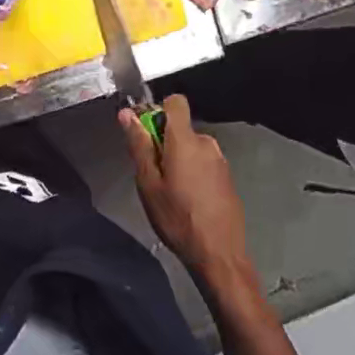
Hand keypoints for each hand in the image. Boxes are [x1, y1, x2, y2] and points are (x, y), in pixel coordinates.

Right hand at [120, 95, 247, 270]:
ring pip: (190, 148)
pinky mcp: (227, 177)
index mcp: (185, 141)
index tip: (145, 133)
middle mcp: (207, 144)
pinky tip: (186, 200)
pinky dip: (191, 172)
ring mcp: (220, 160)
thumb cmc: (176, 217)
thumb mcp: (148, 183)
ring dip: (176, 160)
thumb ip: (139, 146)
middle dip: (162, 143)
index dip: (157, 110)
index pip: (175, 102)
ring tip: (168, 192)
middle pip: (179, 129)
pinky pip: (202, 162)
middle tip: (151, 175)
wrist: (218, 252)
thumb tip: (128, 114)